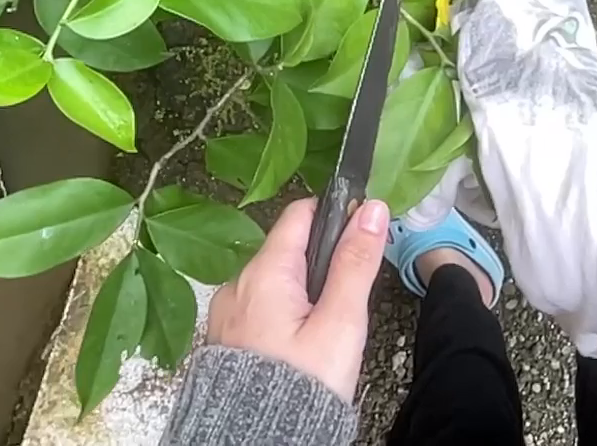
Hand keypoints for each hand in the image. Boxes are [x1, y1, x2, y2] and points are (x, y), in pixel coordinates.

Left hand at [205, 196, 388, 401]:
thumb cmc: (301, 387)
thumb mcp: (341, 321)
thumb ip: (356, 262)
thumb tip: (371, 209)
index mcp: (265, 272)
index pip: (302, 213)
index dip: (336, 213)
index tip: (361, 232)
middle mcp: (238, 285)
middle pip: (290, 247)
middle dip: (323, 261)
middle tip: (349, 298)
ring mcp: (227, 315)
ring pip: (277, 281)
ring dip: (304, 291)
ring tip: (327, 328)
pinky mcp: (225, 342)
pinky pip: (261, 309)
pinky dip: (284, 315)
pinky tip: (301, 345)